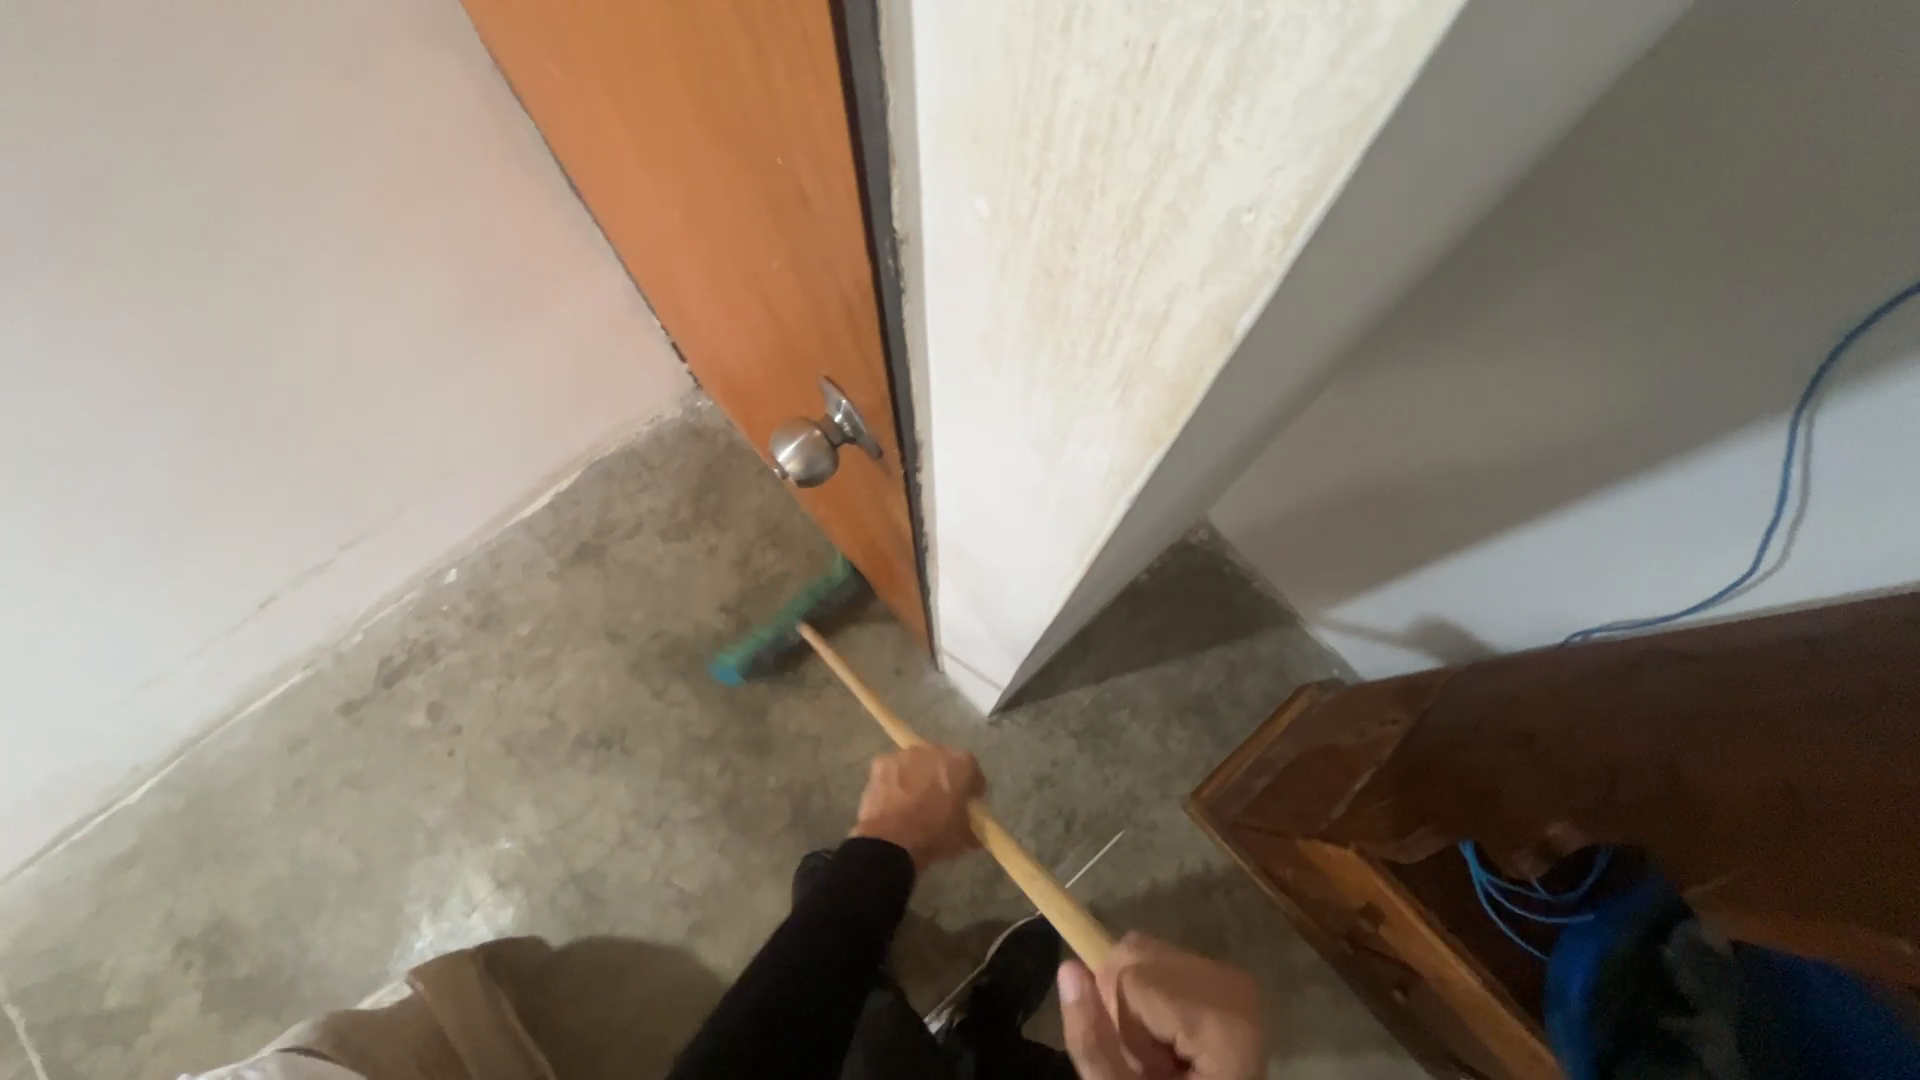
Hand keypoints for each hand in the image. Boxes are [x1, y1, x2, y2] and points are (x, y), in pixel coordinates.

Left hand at [849, 746, 984, 870]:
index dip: (971, 785)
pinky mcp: (882, 762)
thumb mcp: (963, 836)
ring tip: (913, 799)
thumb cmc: (934, 835)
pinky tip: (893, 799)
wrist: (890, 841)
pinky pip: (894, 769)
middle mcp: (935, 751)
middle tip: (939, 798)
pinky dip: (895, 780)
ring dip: (918, 775)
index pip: (972, 769)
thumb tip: (972, 829)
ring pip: (917, 762)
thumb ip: (970, 824)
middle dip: (943, 776)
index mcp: (961, 764)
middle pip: (943, 760)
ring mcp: (906, 754)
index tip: (968, 800)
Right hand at [1058, 933, 1264, 1079]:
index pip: (1130, 982)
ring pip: (1139, 952)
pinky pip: (1154, 956)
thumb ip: (1093, 1043)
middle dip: (1124, 1008)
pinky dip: (1146, 992)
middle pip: (1133, 956)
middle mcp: (1230, 983)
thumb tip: (1068, 967)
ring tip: (1163, 1050)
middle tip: (1154, 1062)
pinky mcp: (1218, 969)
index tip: (1152, 1069)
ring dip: (1132, 999)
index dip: (1123, 1028)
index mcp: (1220, 1021)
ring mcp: (1227, 972)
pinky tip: (1172, 1035)